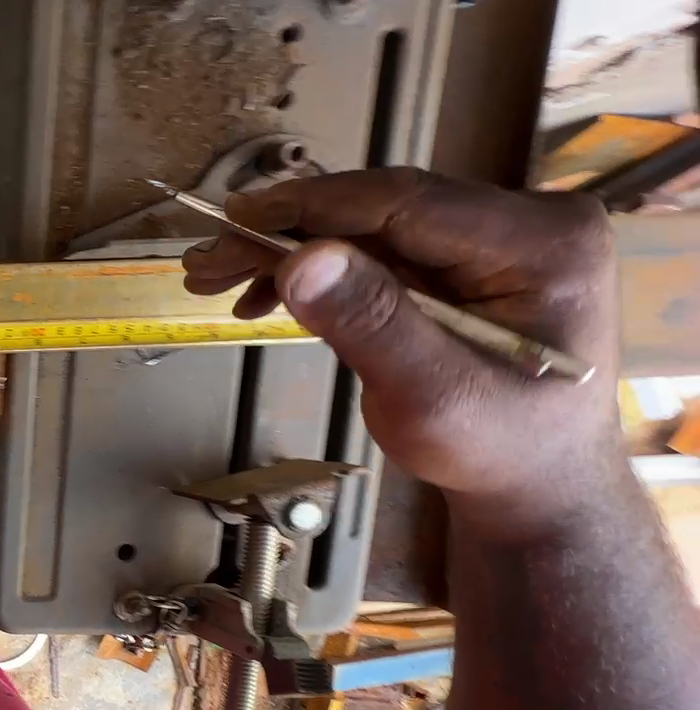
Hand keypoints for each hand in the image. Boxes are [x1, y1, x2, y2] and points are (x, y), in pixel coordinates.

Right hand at [181, 167, 623, 532]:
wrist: (529, 479)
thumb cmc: (490, 446)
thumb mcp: (426, 393)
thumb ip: (368, 322)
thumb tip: (299, 260)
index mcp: (535, 241)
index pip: (403, 202)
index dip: (309, 208)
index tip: (229, 222)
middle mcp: (517, 224)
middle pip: (375, 212)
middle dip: (281, 234)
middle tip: (202, 263)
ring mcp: (486, 244)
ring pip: (362, 232)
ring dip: (282, 254)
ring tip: (212, 280)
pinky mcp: (454, 268)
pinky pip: (368, 258)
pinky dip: (307, 276)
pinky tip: (259, 300)